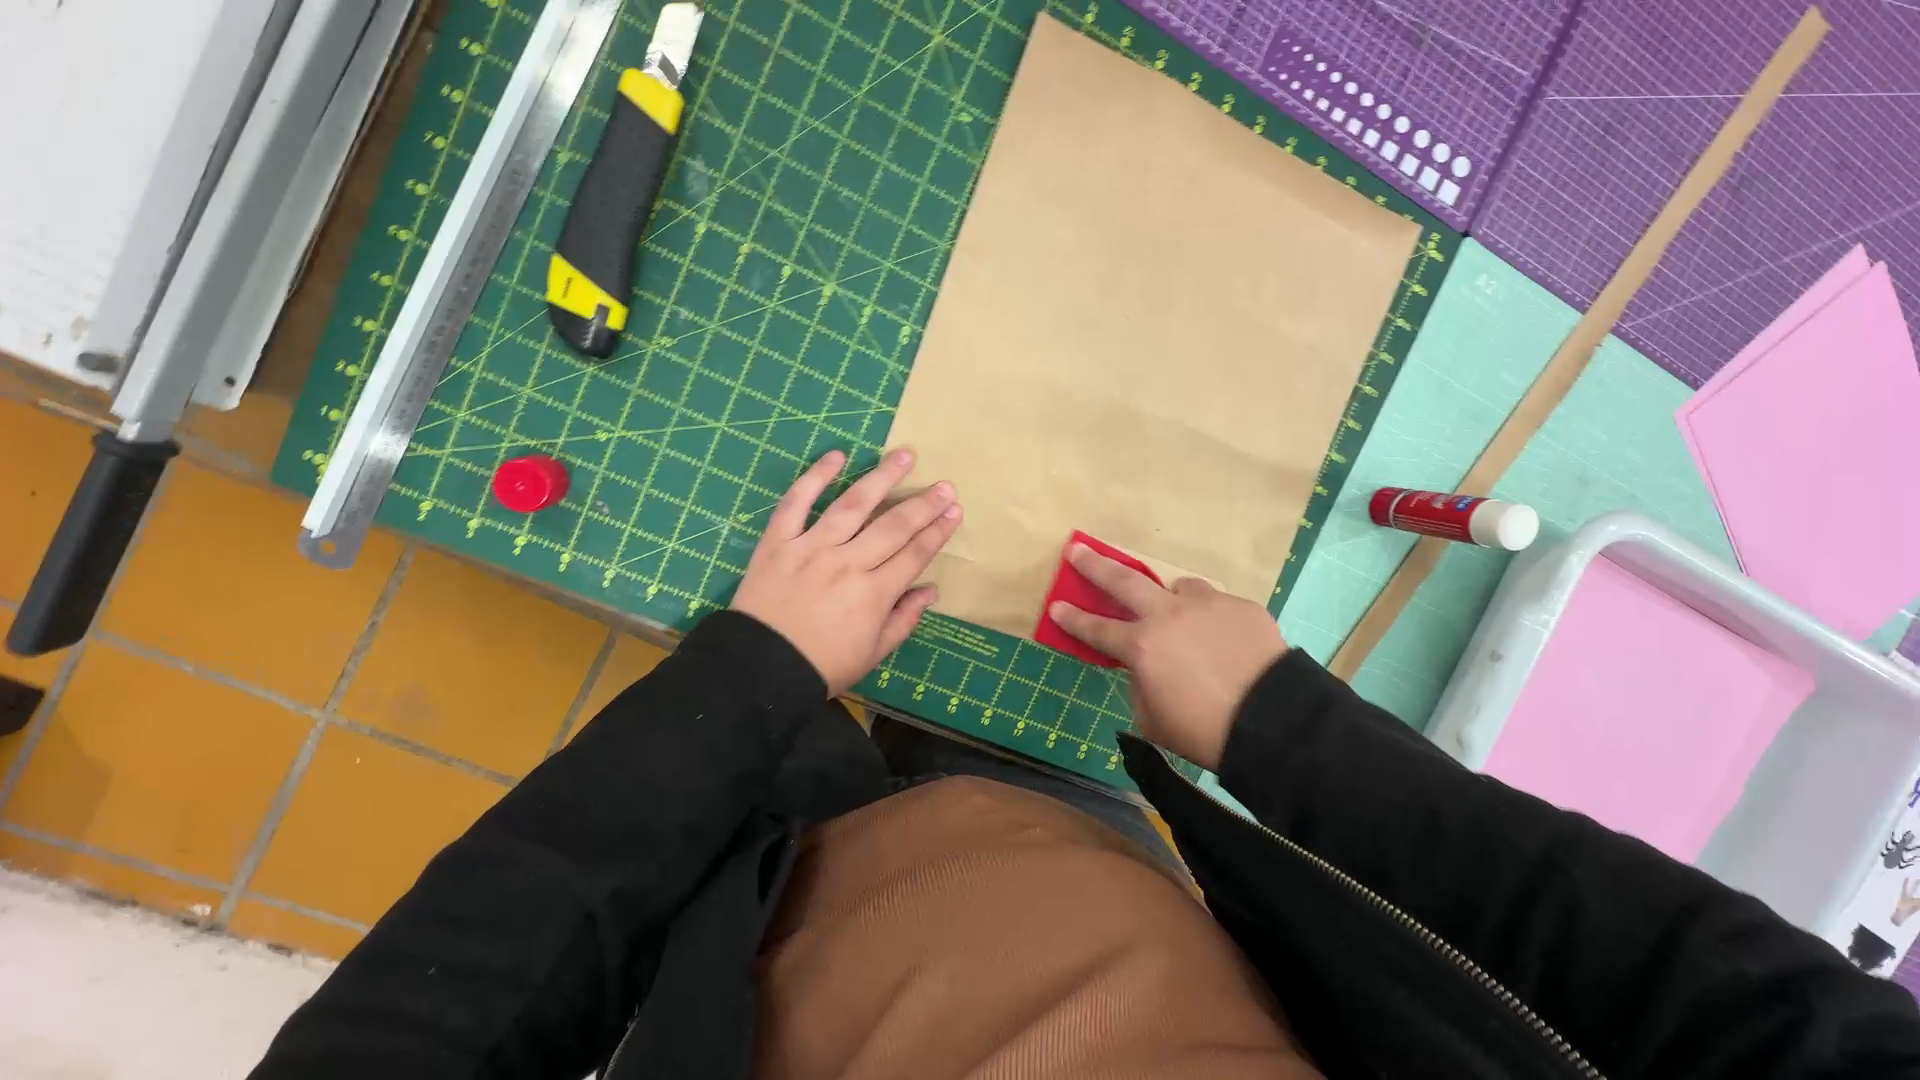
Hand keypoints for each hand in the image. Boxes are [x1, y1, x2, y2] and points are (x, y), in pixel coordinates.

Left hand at [732, 448, 961, 694]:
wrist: (760, 670)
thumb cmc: (822, 666)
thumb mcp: (872, 653)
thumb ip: (903, 619)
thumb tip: (930, 590)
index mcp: (873, 594)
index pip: (914, 554)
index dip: (938, 531)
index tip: (955, 510)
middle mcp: (847, 563)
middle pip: (893, 526)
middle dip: (923, 504)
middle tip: (944, 484)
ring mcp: (811, 548)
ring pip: (852, 505)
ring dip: (882, 478)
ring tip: (904, 455)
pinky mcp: (778, 542)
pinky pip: (796, 502)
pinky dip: (815, 477)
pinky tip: (837, 456)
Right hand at [1048, 544, 1286, 770]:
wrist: (1274, 722)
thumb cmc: (1204, 731)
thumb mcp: (1153, 719)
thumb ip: (1140, 685)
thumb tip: (1146, 668)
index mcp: (1141, 647)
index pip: (1096, 628)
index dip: (1072, 618)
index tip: (1056, 605)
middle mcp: (1168, 616)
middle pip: (1123, 581)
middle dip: (1095, 565)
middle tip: (1078, 550)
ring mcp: (1207, 605)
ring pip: (1179, 587)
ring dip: (1171, 598)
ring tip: (1180, 616)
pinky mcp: (1241, 606)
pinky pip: (1217, 605)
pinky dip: (1211, 619)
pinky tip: (1223, 640)